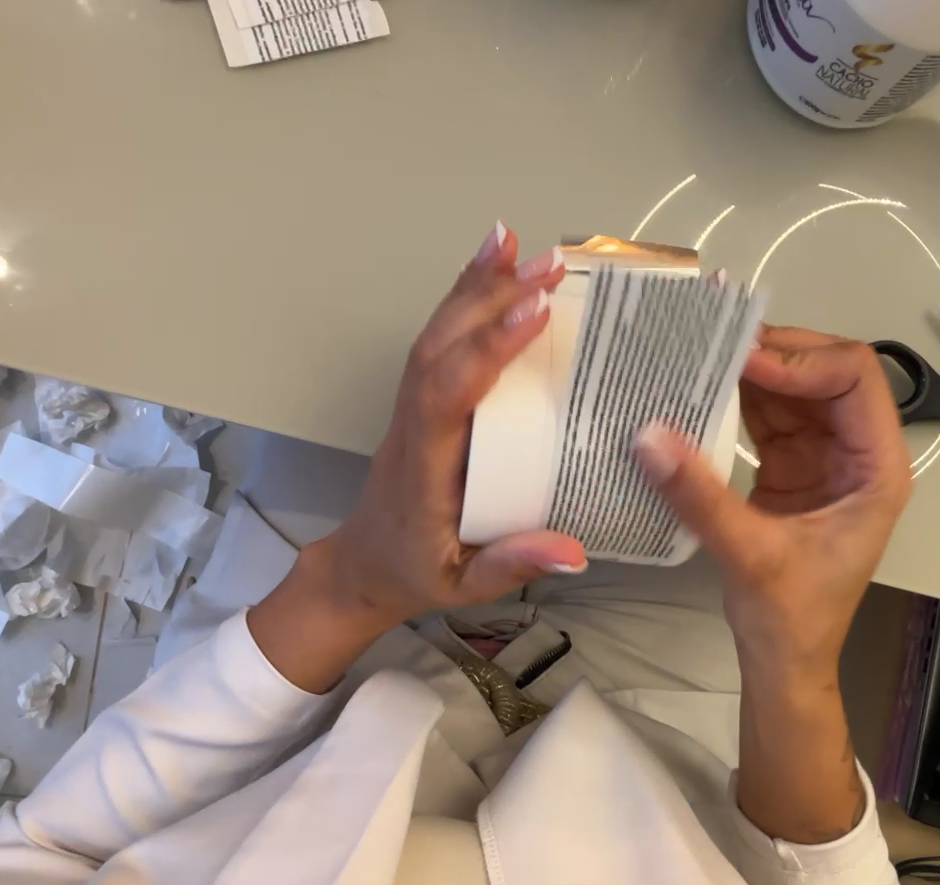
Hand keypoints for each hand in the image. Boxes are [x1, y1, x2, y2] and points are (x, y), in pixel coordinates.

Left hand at [249, 224, 586, 691]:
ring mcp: (412, 408)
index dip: (489, 350)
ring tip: (517, 243)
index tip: (536, 313)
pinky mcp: (422, 401)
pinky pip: (439, 342)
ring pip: (437, 334)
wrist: (364, 565)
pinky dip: (463, 302)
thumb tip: (575, 550)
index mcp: (424, 468)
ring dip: (475, 286)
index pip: (448, 396)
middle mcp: (413, 425)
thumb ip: (513, 565)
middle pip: (441, 346)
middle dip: (491, 299)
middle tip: (548, 264)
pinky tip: (490, 272)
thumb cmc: (414, 572)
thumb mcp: (464, 585)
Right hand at [636, 326, 911, 674]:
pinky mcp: (787, 468)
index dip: (801, 361)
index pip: (854, 381)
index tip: (742, 362)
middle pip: (824, 374)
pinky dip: (735, 400)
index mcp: (875, 468)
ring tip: (698, 357)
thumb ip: (700, 497)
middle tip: (713, 346)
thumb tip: (647, 438)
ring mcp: (820, 458)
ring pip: (792, 390)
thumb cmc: (790, 617)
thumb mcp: (749, 555)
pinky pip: (765, 418)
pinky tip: (700, 390)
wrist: (782, 660)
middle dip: (774, 355)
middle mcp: (854, 452)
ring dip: (750, 372)